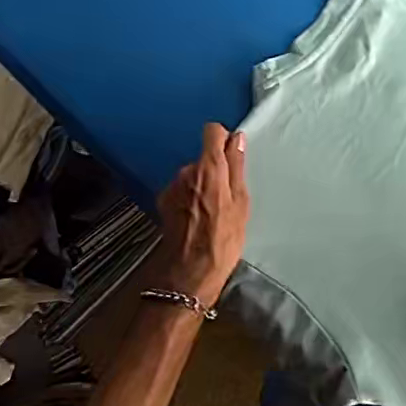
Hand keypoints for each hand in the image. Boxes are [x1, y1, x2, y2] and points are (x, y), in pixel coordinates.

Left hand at [153, 122, 249, 307]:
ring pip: (193, 175)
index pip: (212, 132)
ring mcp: (172, 187)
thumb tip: (237, 140)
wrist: (190, 273)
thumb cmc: (222, 240)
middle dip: (216, 169)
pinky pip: (183, 190)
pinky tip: (199, 219)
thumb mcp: (240, 202)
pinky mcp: (164, 202)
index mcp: (209, 168)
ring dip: (203, 185)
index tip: (232, 154)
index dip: (223, 139)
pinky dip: (190, 198)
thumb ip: (237, 167)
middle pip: (203, 157)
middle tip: (228, 195)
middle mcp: (186, 172)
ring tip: (214, 211)